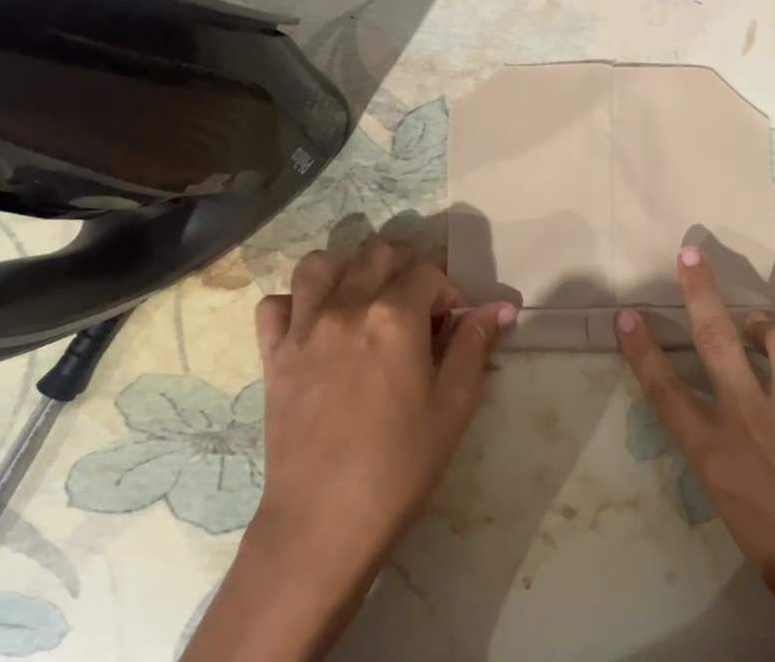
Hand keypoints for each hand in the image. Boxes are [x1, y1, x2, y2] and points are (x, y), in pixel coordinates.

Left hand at [253, 236, 515, 571]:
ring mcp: (302, 328)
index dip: (447, 293)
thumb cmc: (400, 465)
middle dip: (402, 273)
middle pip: (375, 255)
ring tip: (362, 306)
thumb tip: (501, 307)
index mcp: (394, 316)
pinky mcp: (272, 354)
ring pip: (320, 264)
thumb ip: (474, 346)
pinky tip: (314, 328)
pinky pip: (274, 304)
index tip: (452, 327)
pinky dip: (294, 304)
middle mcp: (345, 307)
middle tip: (413, 317)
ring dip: (346, 273)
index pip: (426, 272)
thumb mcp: (453, 406)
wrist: (325, 519)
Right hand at [614, 246, 774, 653]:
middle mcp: (751, 421)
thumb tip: (735, 413)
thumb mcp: (738, 511)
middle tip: (691, 254)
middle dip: (700, 290)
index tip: (628, 316)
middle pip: (717, 339)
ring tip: (765, 329)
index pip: (665, 391)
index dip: (642, 350)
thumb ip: (728, 454)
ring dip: (768, 325)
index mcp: (716, 458)